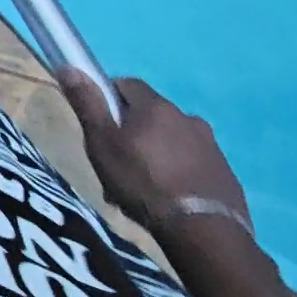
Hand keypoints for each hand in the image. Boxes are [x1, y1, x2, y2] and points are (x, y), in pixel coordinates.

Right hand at [58, 71, 250, 236]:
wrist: (202, 229)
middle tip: (113, 155)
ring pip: (171, 137)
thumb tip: (70, 67)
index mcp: (157, 108)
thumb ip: (87, 103)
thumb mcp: (101, 141)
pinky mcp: (226, 173)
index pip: (127, 84)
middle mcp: (189, 119)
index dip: (107, 97)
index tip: (97, 120)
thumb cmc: (140, 179)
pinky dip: (176, 168)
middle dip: (130, 128)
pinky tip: (164, 192)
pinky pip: (191, 160)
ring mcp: (212, 147)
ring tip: (138, 179)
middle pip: (150, 113)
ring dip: (154, 149)